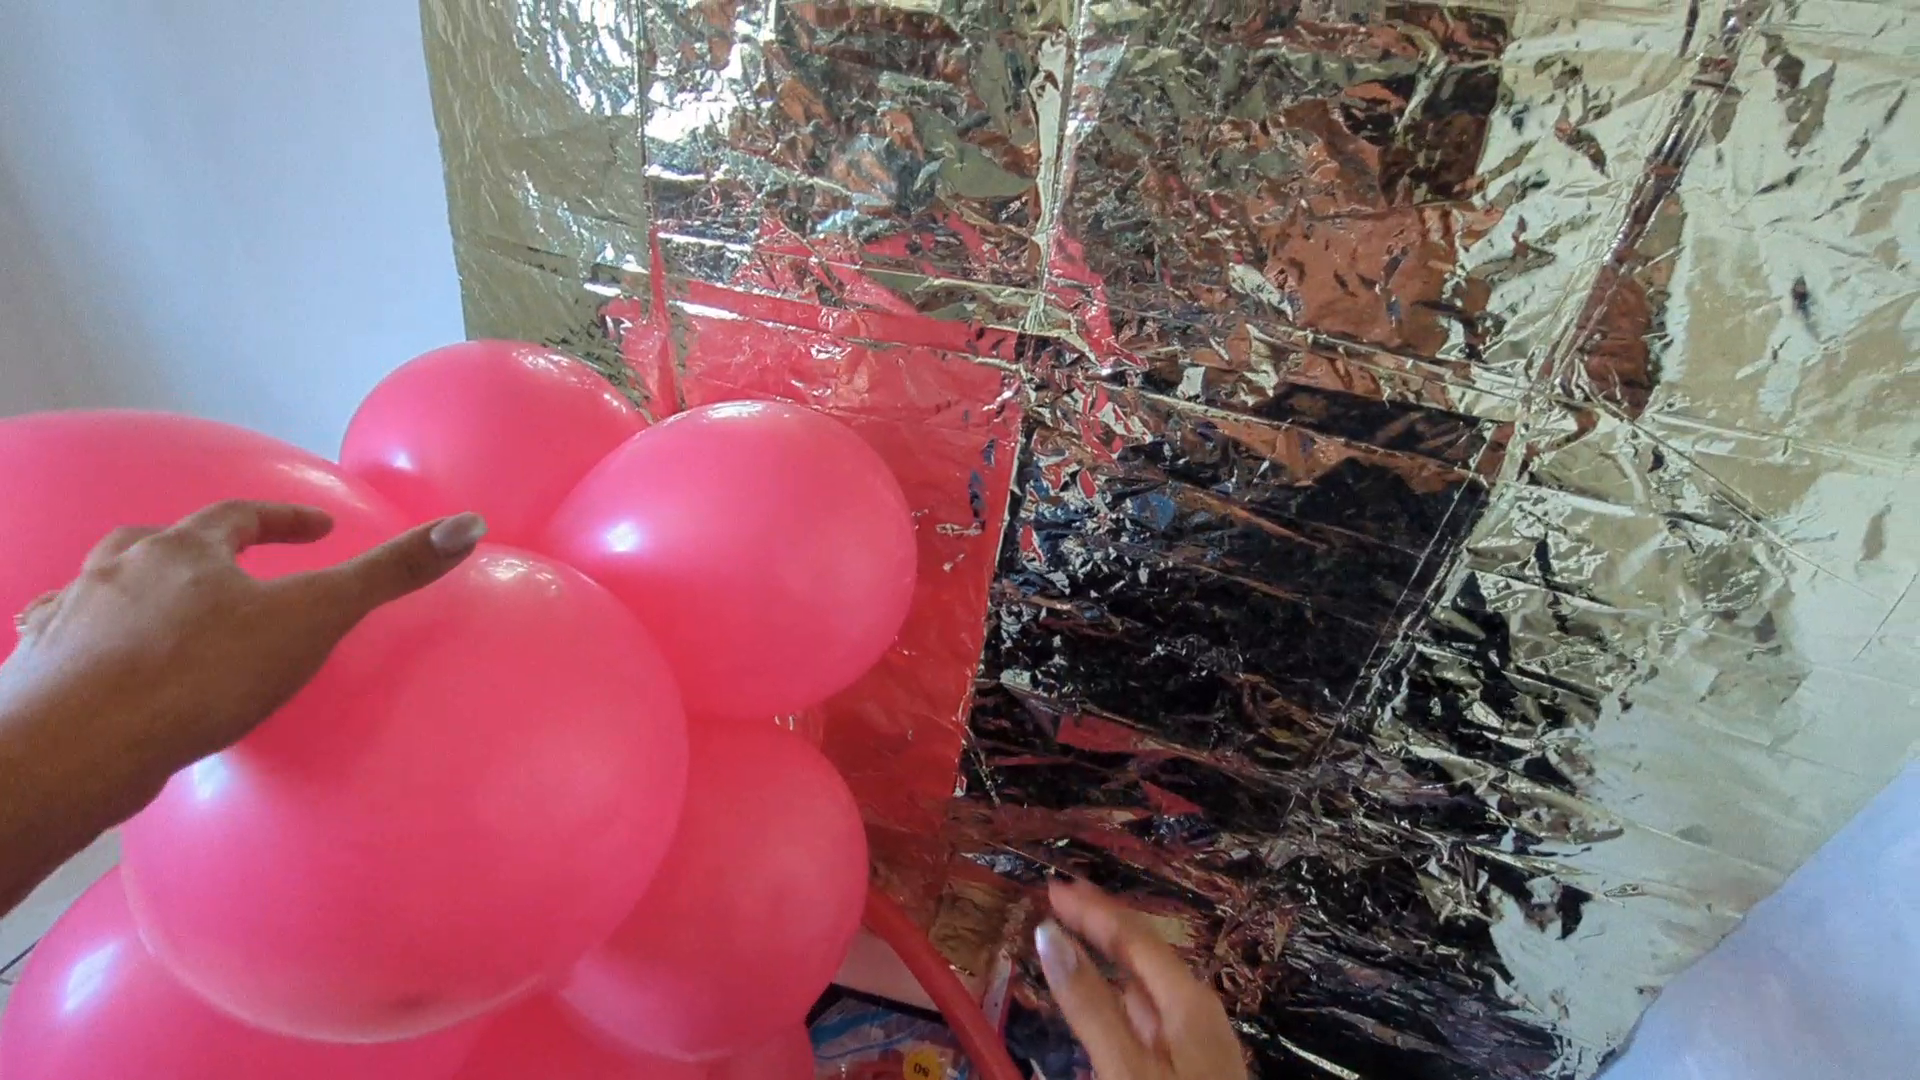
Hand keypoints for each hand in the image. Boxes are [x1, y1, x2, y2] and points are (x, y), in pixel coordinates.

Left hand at [0, 500, 485, 816]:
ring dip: (138, 591)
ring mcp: (66, 624)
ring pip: (100, 589)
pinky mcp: (38, 678)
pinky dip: (98, 644)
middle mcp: (114, 574)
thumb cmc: (206, 671)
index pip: (236, 516)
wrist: (72, 752)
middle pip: (156, 543)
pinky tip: (117, 671)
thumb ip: (391, 572)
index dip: (283, 519)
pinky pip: (70, 644)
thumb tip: (469, 523)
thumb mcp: (318, 615)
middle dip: (200, 548)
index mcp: (181, 553)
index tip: (317, 528)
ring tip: (171, 614)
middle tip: (235, 565)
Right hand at [1035, 880, 1247, 1079]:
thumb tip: (1049, 932)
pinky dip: (1117, 1004)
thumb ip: (1088, 1002)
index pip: (1132, 935)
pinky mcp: (1189, 1073)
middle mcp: (1195, 1013)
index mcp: (1186, 1000)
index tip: (1051, 887)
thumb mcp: (1126, 1068)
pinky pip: (1147, 1023)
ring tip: (1072, 945)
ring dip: (1107, 963)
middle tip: (1058, 905)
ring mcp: (1196, 1046)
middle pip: (1141, 955)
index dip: (1091, 908)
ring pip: (1144, 989)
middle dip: (1099, 926)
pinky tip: (1100, 1013)